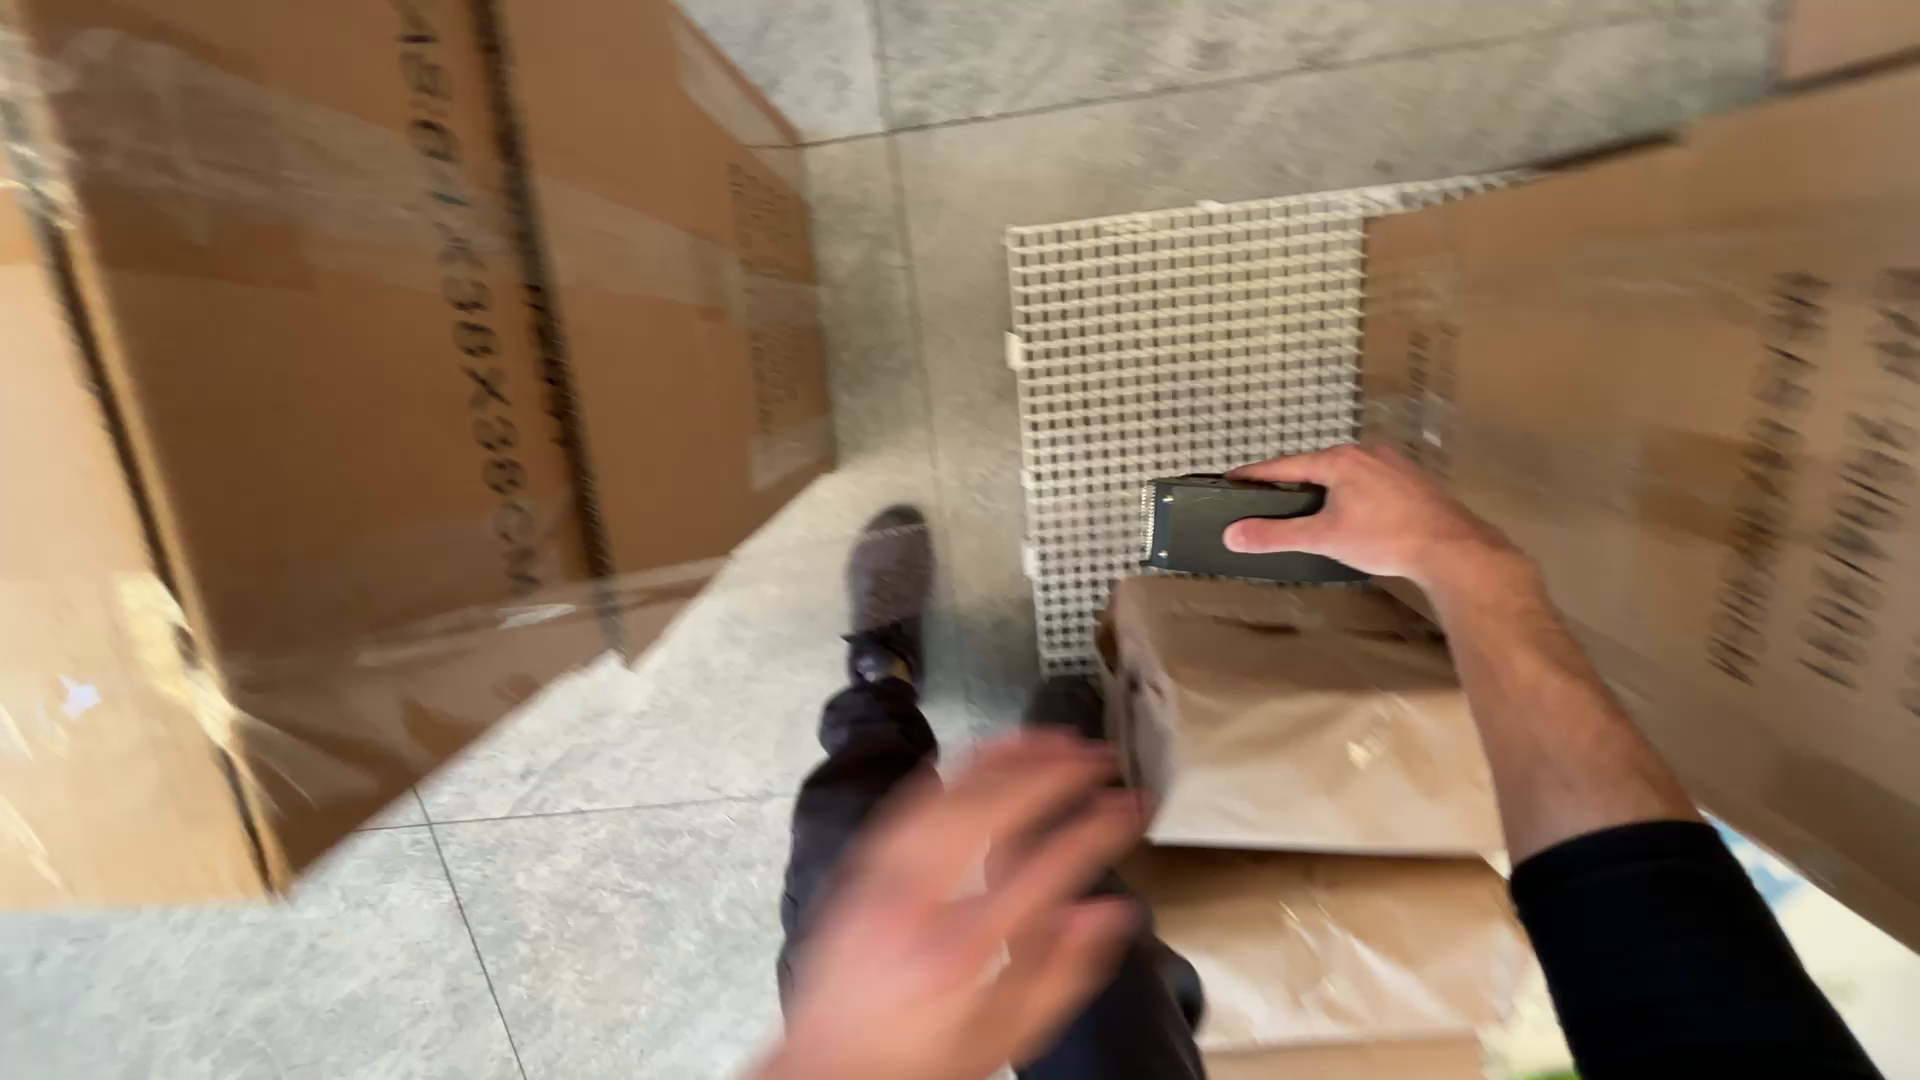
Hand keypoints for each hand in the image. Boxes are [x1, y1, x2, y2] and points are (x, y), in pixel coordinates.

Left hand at [758, 733, 1145, 1079]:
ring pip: (952, 787)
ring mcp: (888, 871)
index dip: (1098, 827)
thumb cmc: (915, 1058)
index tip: (1127, 805)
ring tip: (1051, 738)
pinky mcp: (868, 862)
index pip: (1047, 866)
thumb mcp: (1002, 1038)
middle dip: (1053, 770)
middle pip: (996, 806)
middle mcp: (922, 896)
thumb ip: (1061, 974)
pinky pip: (915, 794)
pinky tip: (985, 754)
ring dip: (1007, 754)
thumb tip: (1109, 912)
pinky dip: (958, 766)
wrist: (823, 1063)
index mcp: (964, 947)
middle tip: (1095, 758)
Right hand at [1222, 443, 1519, 588]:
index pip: (1284, 465)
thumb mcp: (1322, 538)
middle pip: (1315, 464)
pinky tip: (1351, 510)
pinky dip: (1350, 491)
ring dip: (1322, 485)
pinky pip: (1368, 479)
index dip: (1256, 474)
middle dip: (1290, 479)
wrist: (1453, 549)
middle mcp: (1366, 453)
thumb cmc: (1385, 538)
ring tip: (1306, 505)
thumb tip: (1231, 535)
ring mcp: (1393, 464)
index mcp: (1339, 461)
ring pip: (1344, 471)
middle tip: (1268, 495)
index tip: (1232, 477)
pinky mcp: (1412, 480)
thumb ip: (1275, 535)